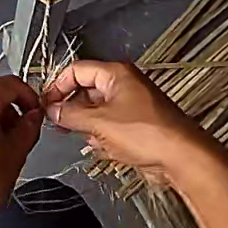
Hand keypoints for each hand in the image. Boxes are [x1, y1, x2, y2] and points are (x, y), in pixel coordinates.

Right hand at [41, 60, 223, 185]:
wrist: (180, 156)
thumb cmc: (147, 133)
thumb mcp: (99, 123)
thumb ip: (70, 115)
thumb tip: (52, 111)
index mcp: (116, 74)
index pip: (76, 71)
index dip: (58, 87)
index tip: (47, 105)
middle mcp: (125, 85)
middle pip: (86, 91)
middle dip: (73, 110)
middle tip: (61, 125)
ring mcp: (132, 105)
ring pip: (97, 111)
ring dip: (89, 127)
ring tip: (92, 139)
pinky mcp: (137, 124)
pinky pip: (110, 126)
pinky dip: (104, 137)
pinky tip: (106, 148)